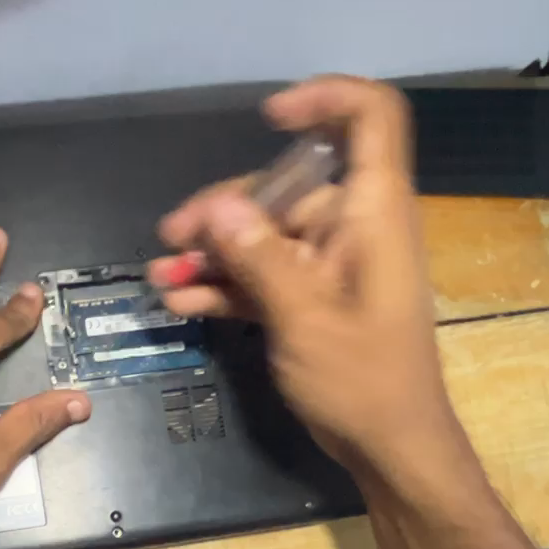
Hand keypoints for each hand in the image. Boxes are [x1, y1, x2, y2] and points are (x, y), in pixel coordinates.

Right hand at [150, 76, 463, 484]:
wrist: (388, 447)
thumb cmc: (362, 381)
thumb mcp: (304, 318)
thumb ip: (260, 259)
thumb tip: (217, 208)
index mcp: (371, 215)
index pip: (368, 121)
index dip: (323, 101)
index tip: (267, 118)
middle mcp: (350, 231)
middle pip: (284, 192)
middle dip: (224, 213)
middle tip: (171, 242)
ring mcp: (328, 270)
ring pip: (263, 241)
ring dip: (213, 258)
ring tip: (161, 277)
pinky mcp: (310, 304)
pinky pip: (263, 281)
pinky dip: (226, 289)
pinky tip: (181, 302)